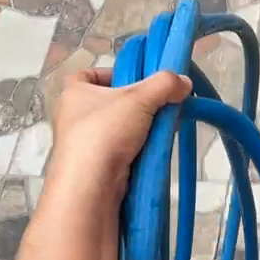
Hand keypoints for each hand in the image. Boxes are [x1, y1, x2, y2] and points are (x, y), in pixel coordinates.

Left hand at [45, 68, 192, 203]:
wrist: (90, 187)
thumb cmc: (105, 132)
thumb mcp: (140, 97)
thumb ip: (165, 84)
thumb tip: (185, 81)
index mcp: (74, 93)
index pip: (89, 74)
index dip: (113, 72)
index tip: (137, 79)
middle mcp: (75, 116)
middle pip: (113, 100)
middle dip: (139, 101)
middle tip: (163, 102)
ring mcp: (84, 142)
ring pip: (121, 125)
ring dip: (144, 124)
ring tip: (166, 124)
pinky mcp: (97, 164)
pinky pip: (123, 146)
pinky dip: (141, 144)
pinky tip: (158, 144)